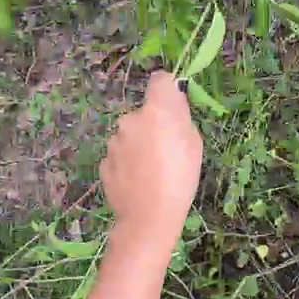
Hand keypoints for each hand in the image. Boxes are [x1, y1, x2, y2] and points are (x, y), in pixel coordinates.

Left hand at [100, 71, 203, 253]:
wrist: (149, 218)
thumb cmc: (180, 178)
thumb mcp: (193, 143)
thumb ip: (181, 116)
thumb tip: (174, 100)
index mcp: (155, 110)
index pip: (159, 80)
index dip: (167, 89)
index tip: (174, 106)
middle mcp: (130, 119)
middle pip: (144, 112)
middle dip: (153, 123)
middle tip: (167, 148)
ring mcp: (114, 141)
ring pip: (130, 134)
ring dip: (139, 144)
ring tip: (152, 170)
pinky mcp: (104, 161)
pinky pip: (120, 154)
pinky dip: (128, 162)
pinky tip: (138, 180)